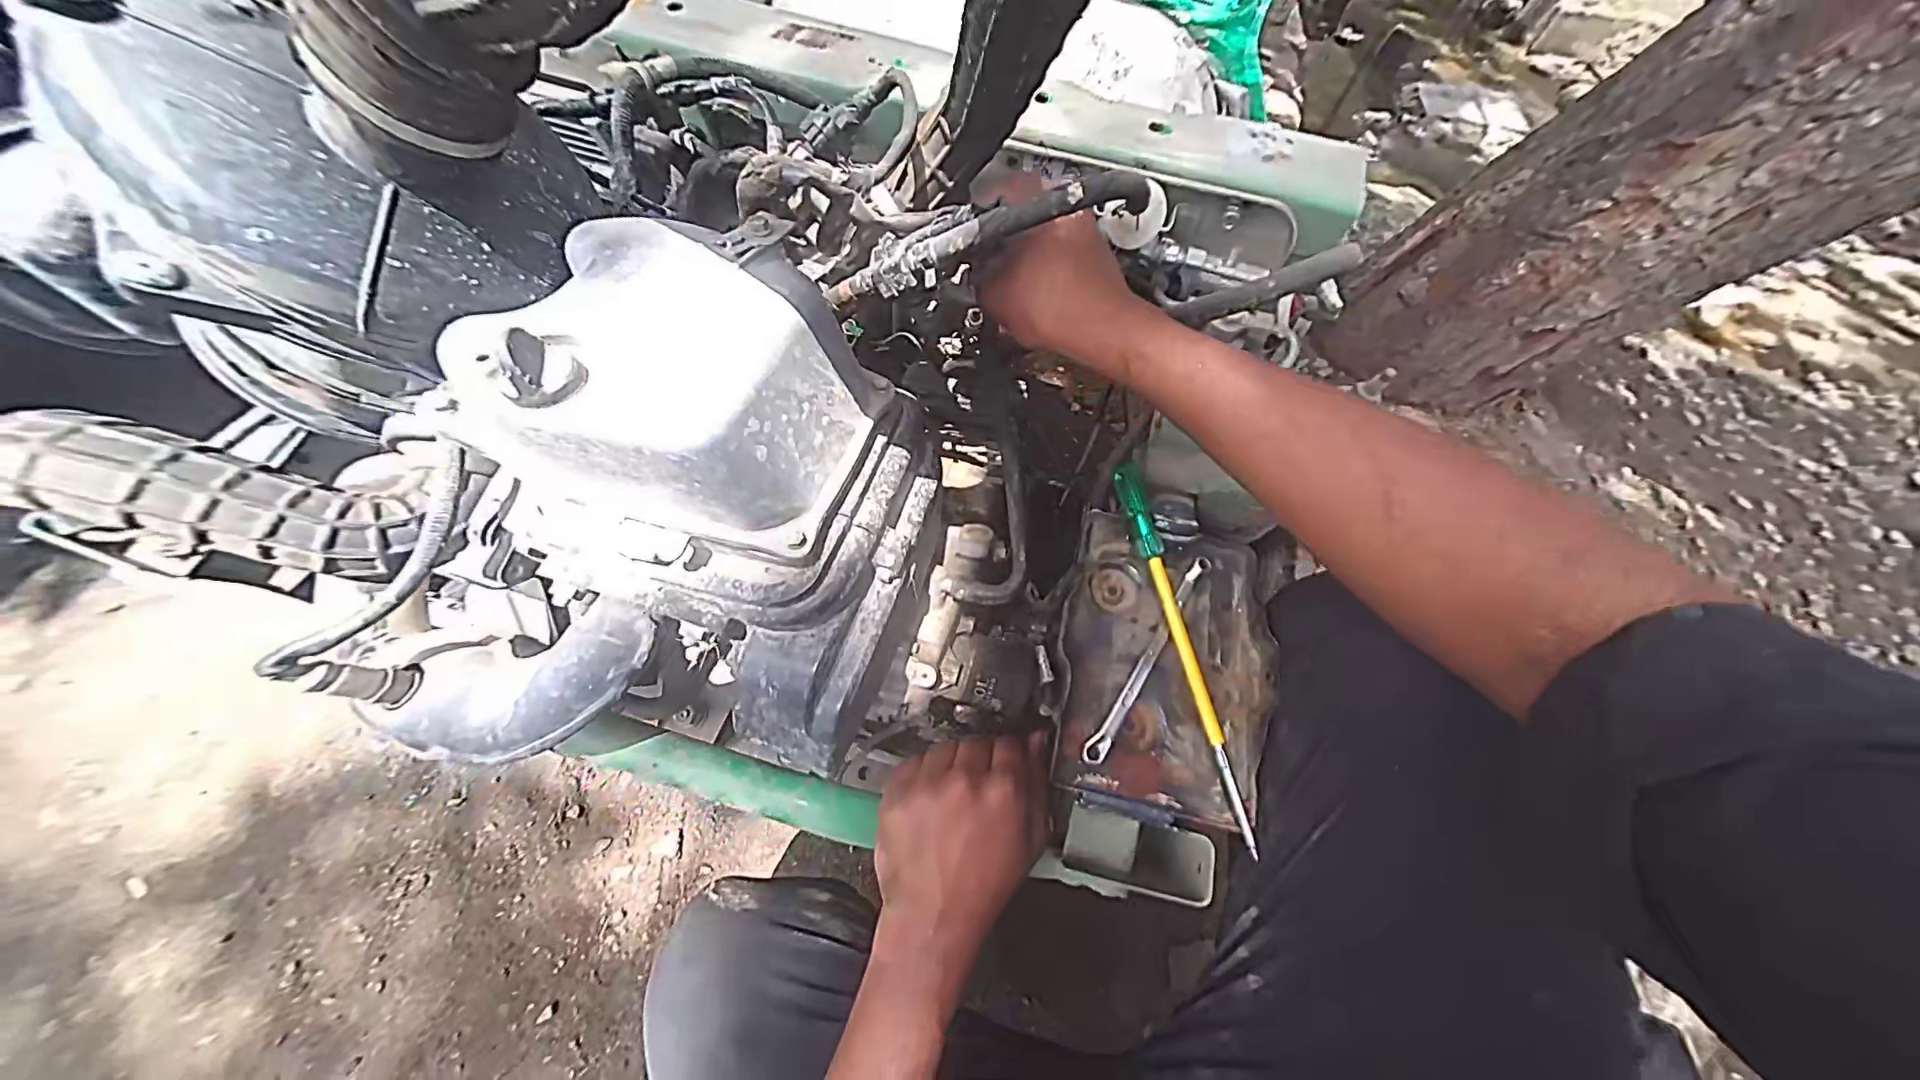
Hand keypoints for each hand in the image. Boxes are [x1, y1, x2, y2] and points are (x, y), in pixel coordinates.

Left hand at [827, 733, 1050, 1079]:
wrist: (932, 915)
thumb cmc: (981, 886)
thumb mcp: (1029, 840)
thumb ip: (1037, 785)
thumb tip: (1036, 747)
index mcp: (1003, 789)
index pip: (1010, 743)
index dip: (1009, 753)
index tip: (1005, 760)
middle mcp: (965, 779)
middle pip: (977, 742)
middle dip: (979, 760)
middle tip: (976, 787)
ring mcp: (929, 782)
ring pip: (946, 748)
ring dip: (950, 765)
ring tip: (950, 797)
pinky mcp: (899, 788)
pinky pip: (916, 762)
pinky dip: (923, 775)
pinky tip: (929, 801)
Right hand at [975, 175, 1163, 382]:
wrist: (1103, 331)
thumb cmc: (1063, 308)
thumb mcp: (997, 296)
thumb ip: (978, 278)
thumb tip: (973, 276)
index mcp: (1038, 200)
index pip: (992, 191)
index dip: (972, 217)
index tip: (966, 234)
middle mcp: (1064, 206)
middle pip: (1018, 215)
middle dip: (999, 240)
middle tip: (986, 262)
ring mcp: (1083, 228)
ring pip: (1039, 236)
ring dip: (1022, 256)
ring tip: (1010, 283)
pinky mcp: (1093, 254)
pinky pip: (1057, 255)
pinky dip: (1042, 270)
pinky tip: (1033, 294)